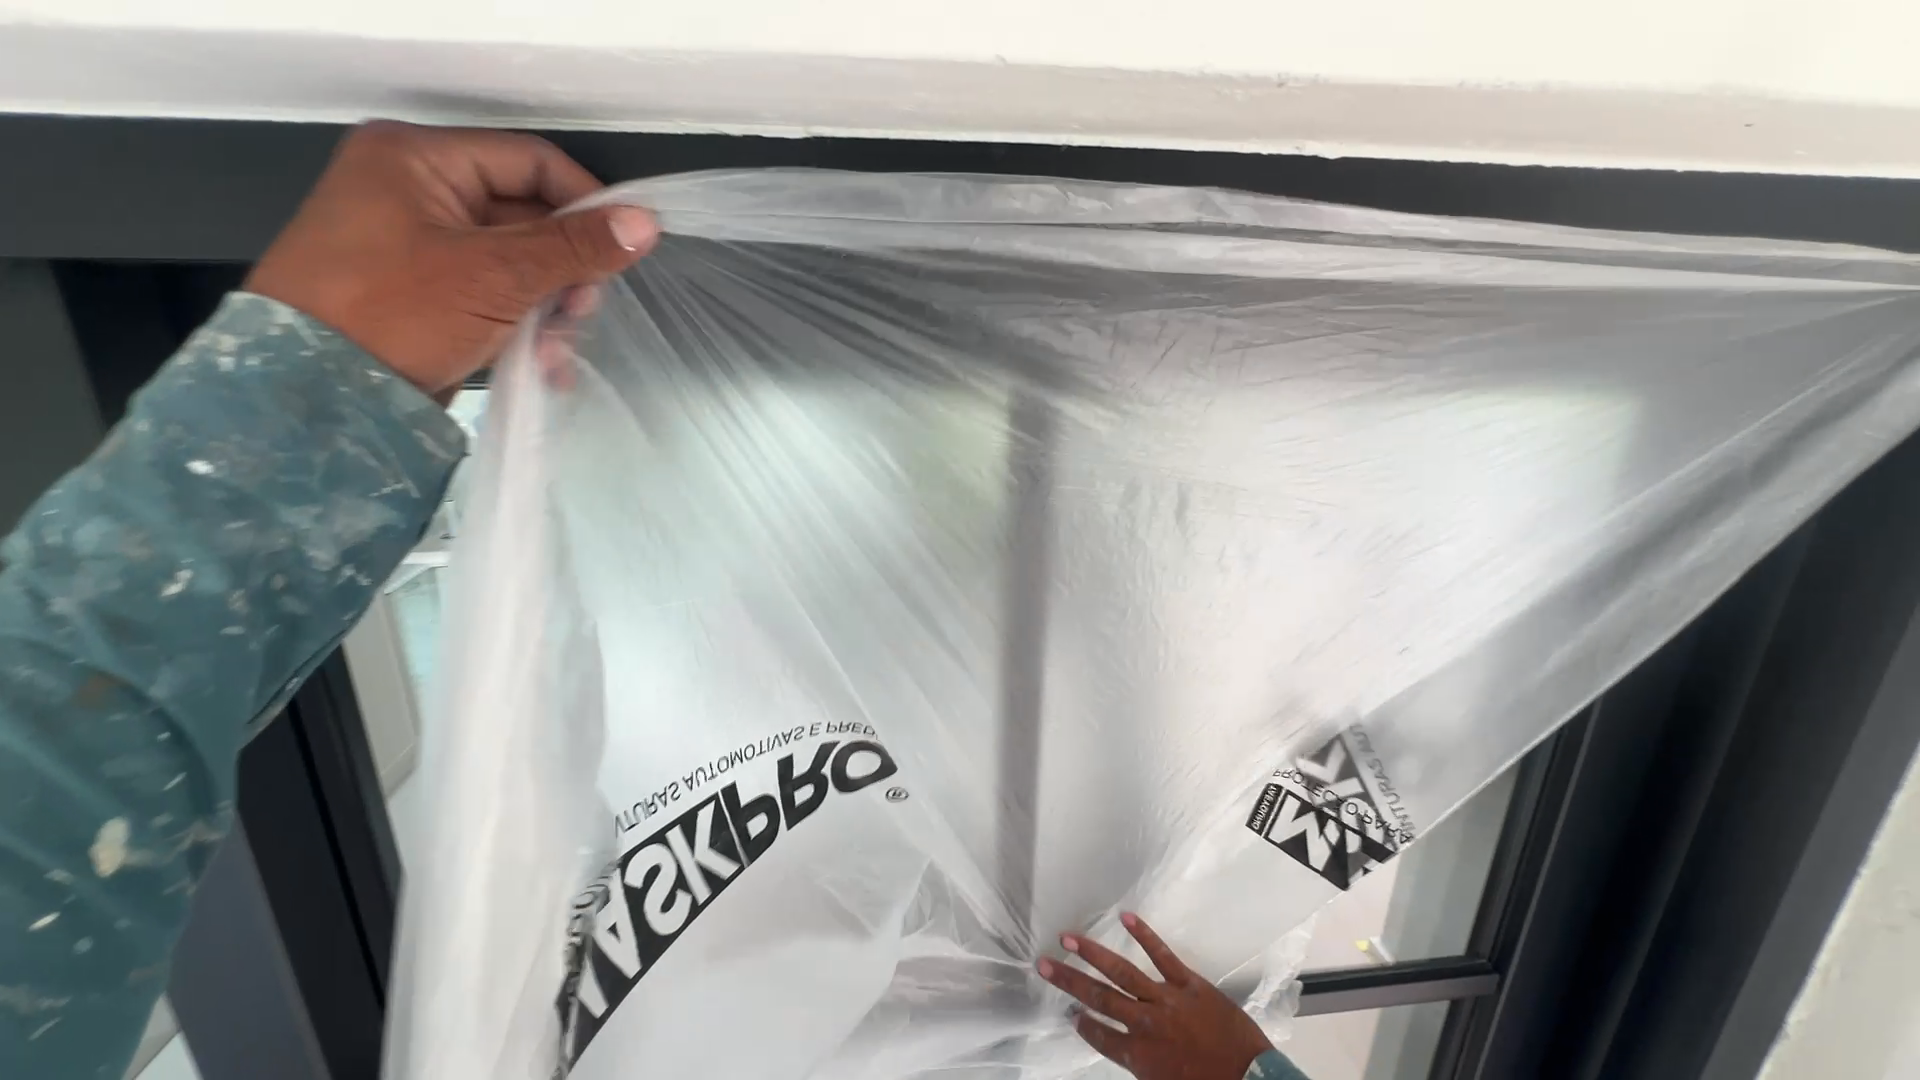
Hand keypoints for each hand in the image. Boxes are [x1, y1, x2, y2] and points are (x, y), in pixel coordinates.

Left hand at [246, 121, 659, 397]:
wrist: (318, 396)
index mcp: (419, 159)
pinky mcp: (431, 292)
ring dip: (554, 308)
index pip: (533, 163)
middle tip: (583, 311)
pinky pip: (500, 296)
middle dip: (568, 272)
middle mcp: (419, 191)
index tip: (625, 251)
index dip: (587, 203)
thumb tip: (645, 223)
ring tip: (559, 350)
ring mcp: (423, 244)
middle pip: (532, 217)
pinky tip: (546, 363)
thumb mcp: (496, 275)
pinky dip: (528, 326)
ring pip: (523, 264)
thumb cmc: (394, 314)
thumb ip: (575, 247)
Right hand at [1038, 913, 1275, 1079]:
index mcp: (1140, 1056)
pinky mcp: (1188, 984)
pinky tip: (1126, 918)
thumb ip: (1144, 1066)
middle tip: (1043, 963)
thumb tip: (1125, 1047)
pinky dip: (1144, 935)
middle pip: (1098, 999)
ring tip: (1068, 939)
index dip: (1083, 1024)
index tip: (1069, 1013)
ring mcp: (1165, 1000)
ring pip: (1121, 973)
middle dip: (1068, 981)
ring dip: (1092, 954)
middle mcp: (1145, 1024)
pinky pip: (1162, 955)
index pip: (1100, 1036)